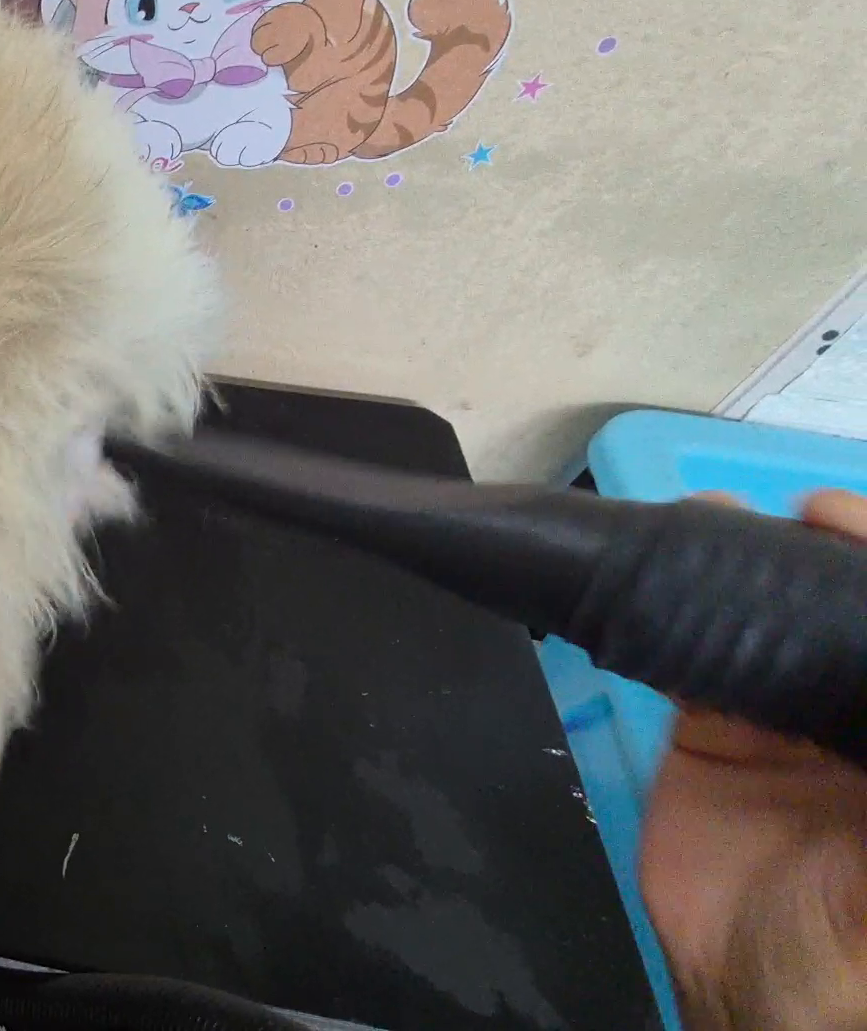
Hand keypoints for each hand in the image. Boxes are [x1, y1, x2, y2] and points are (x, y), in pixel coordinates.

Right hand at [639, 490, 866, 1028]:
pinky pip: (695, 672)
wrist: (778, 996)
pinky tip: (655, 595)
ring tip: (704, 527)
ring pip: (771, 633)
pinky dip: (673, 630)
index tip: (833, 517)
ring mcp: (800, 731)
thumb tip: (844, 616)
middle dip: (817, 559)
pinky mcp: (718, 744)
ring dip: (740, 580)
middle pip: (843, 621)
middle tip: (772, 515)